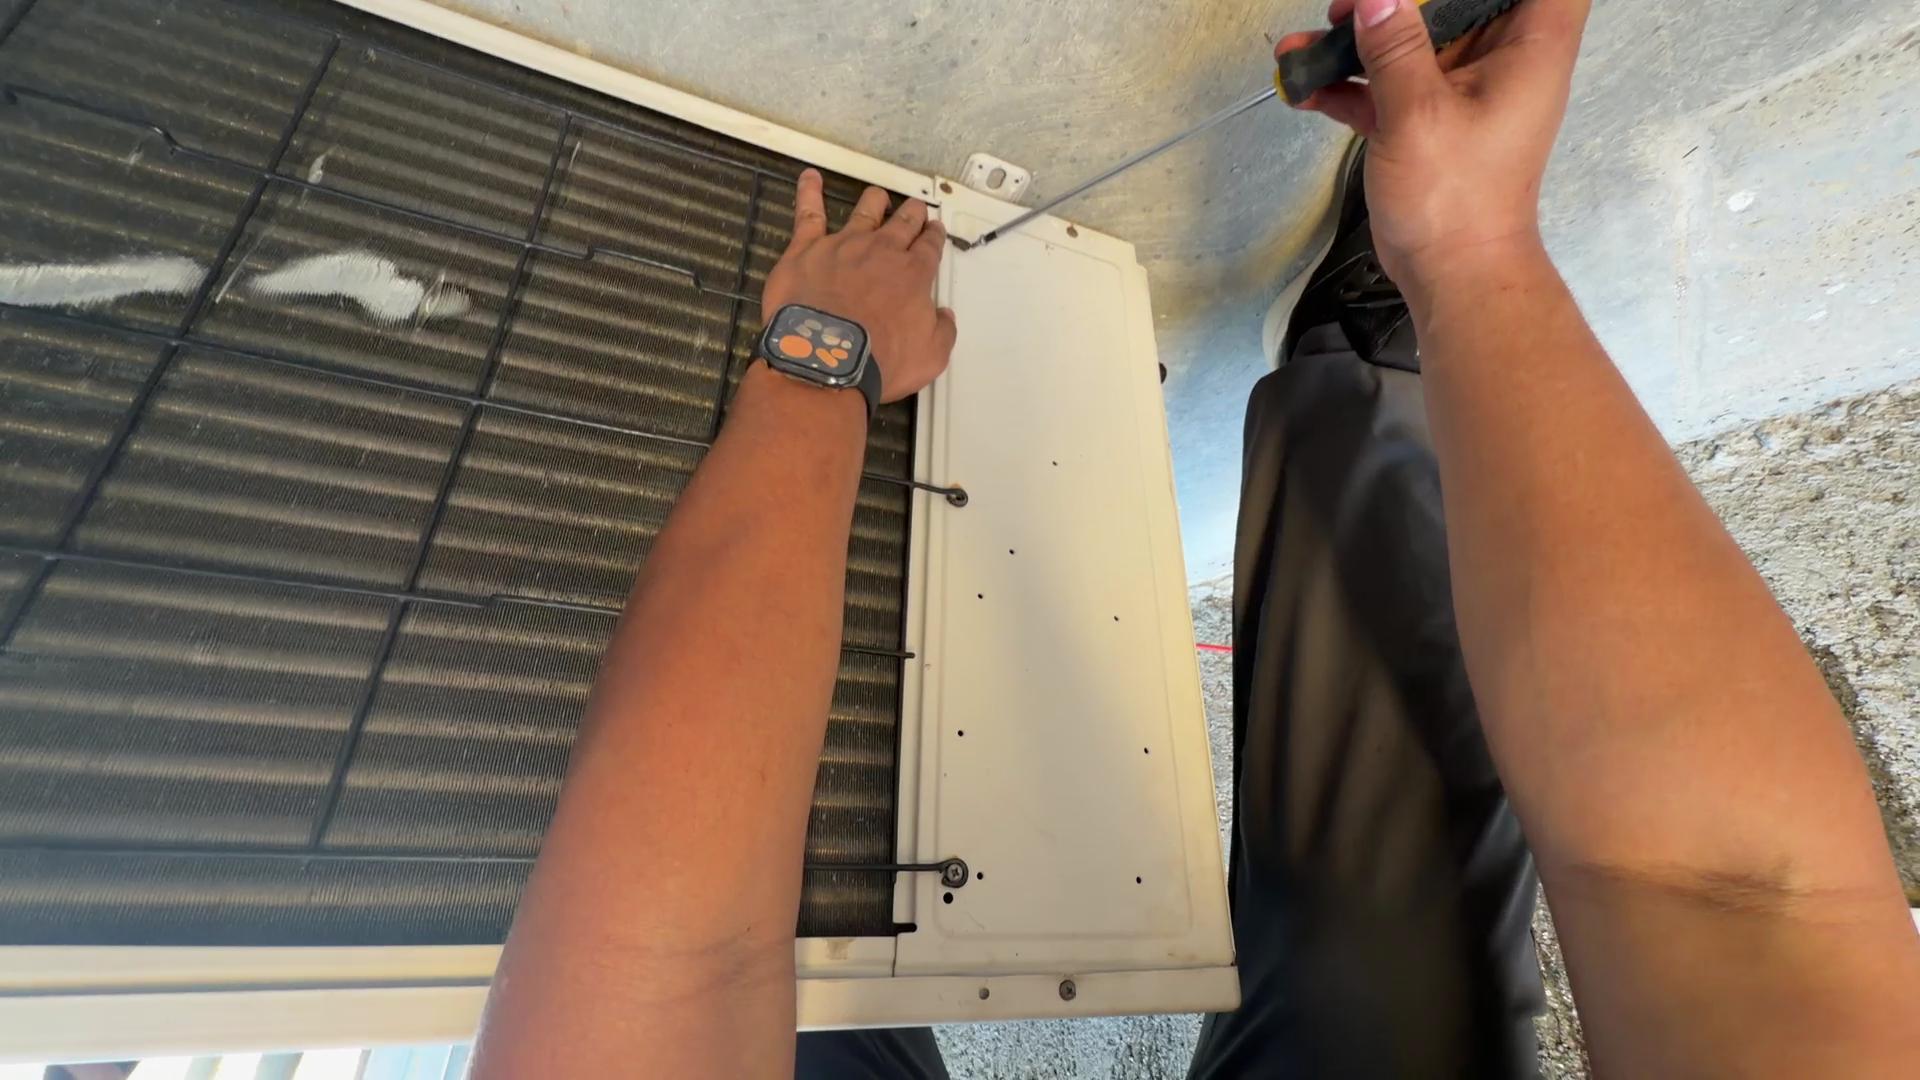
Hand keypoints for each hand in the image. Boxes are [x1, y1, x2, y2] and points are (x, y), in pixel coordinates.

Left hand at [761, 170, 955, 402]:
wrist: (829, 360)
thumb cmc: (881, 361)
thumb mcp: (931, 357)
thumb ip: (943, 332)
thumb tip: (944, 317)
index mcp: (913, 275)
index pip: (929, 248)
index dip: (934, 238)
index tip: (935, 231)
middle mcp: (881, 252)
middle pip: (902, 224)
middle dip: (912, 215)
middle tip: (915, 210)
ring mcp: (843, 246)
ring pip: (864, 212)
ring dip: (874, 202)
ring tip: (878, 196)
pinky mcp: (807, 250)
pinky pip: (808, 213)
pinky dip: (810, 193)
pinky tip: (810, 179)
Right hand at [1276, 0, 1589, 289]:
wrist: (1449, 269)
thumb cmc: (1454, 196)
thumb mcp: (1418, 113)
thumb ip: (1395, 49)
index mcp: (1531, 38)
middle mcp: (1500, 57)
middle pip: (1452, 3)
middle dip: (1394, 4)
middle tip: (1346, 7)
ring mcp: (1457, 93)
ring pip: (1409, 48)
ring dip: (1358, 47)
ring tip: (1308, 43)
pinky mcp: (1423, 126)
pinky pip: (1385, 92)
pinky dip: (1349, 89)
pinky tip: (1306, 89)